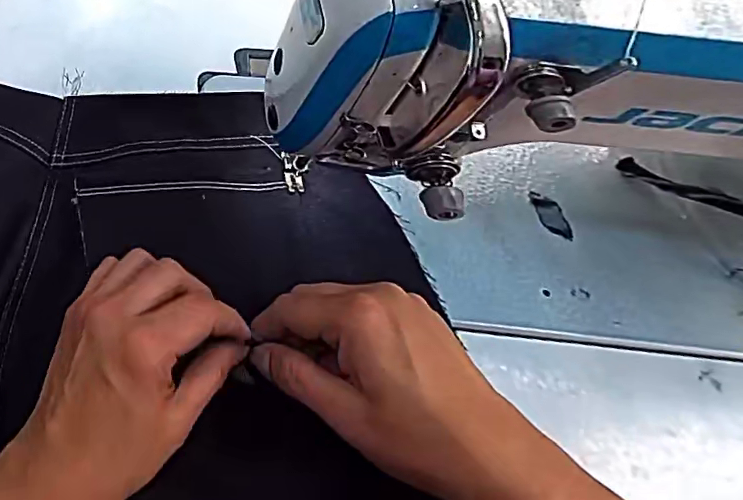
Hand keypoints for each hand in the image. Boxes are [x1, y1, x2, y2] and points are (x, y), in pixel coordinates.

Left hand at [0, 250, 250, 499]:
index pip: (202, 307)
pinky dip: (133, 275)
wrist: (54, 470)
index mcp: (142, 346)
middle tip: (209, 323)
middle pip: (175, 272)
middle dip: (202, 295)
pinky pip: (112, 266)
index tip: (236, 331)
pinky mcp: (77, 307)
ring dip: (167, 279)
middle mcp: (115, 316)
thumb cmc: (110, 457)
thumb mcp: (176, 423)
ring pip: (144, 259)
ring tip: (175, 309)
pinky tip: (142, 302)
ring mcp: (92, 307)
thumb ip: (212, 373)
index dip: (229, 318)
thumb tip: (233, 345)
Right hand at [250, 283, 616, 499]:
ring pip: (340, 298)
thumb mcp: (346, 413)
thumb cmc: (427, 437)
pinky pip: (367, 304)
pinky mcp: (416, 310)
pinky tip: (353, 363)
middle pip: (314, 295)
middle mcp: (382, 293)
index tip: (255, 346)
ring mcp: (402, 299)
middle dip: (291, 325)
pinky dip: (348, 325)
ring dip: (320, 326)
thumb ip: (296, 376)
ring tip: (322, 372)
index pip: (292, 305)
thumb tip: (265, 355)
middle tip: (281, 363)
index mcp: (360, 312)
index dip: (266, 326)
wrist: (487, 449)